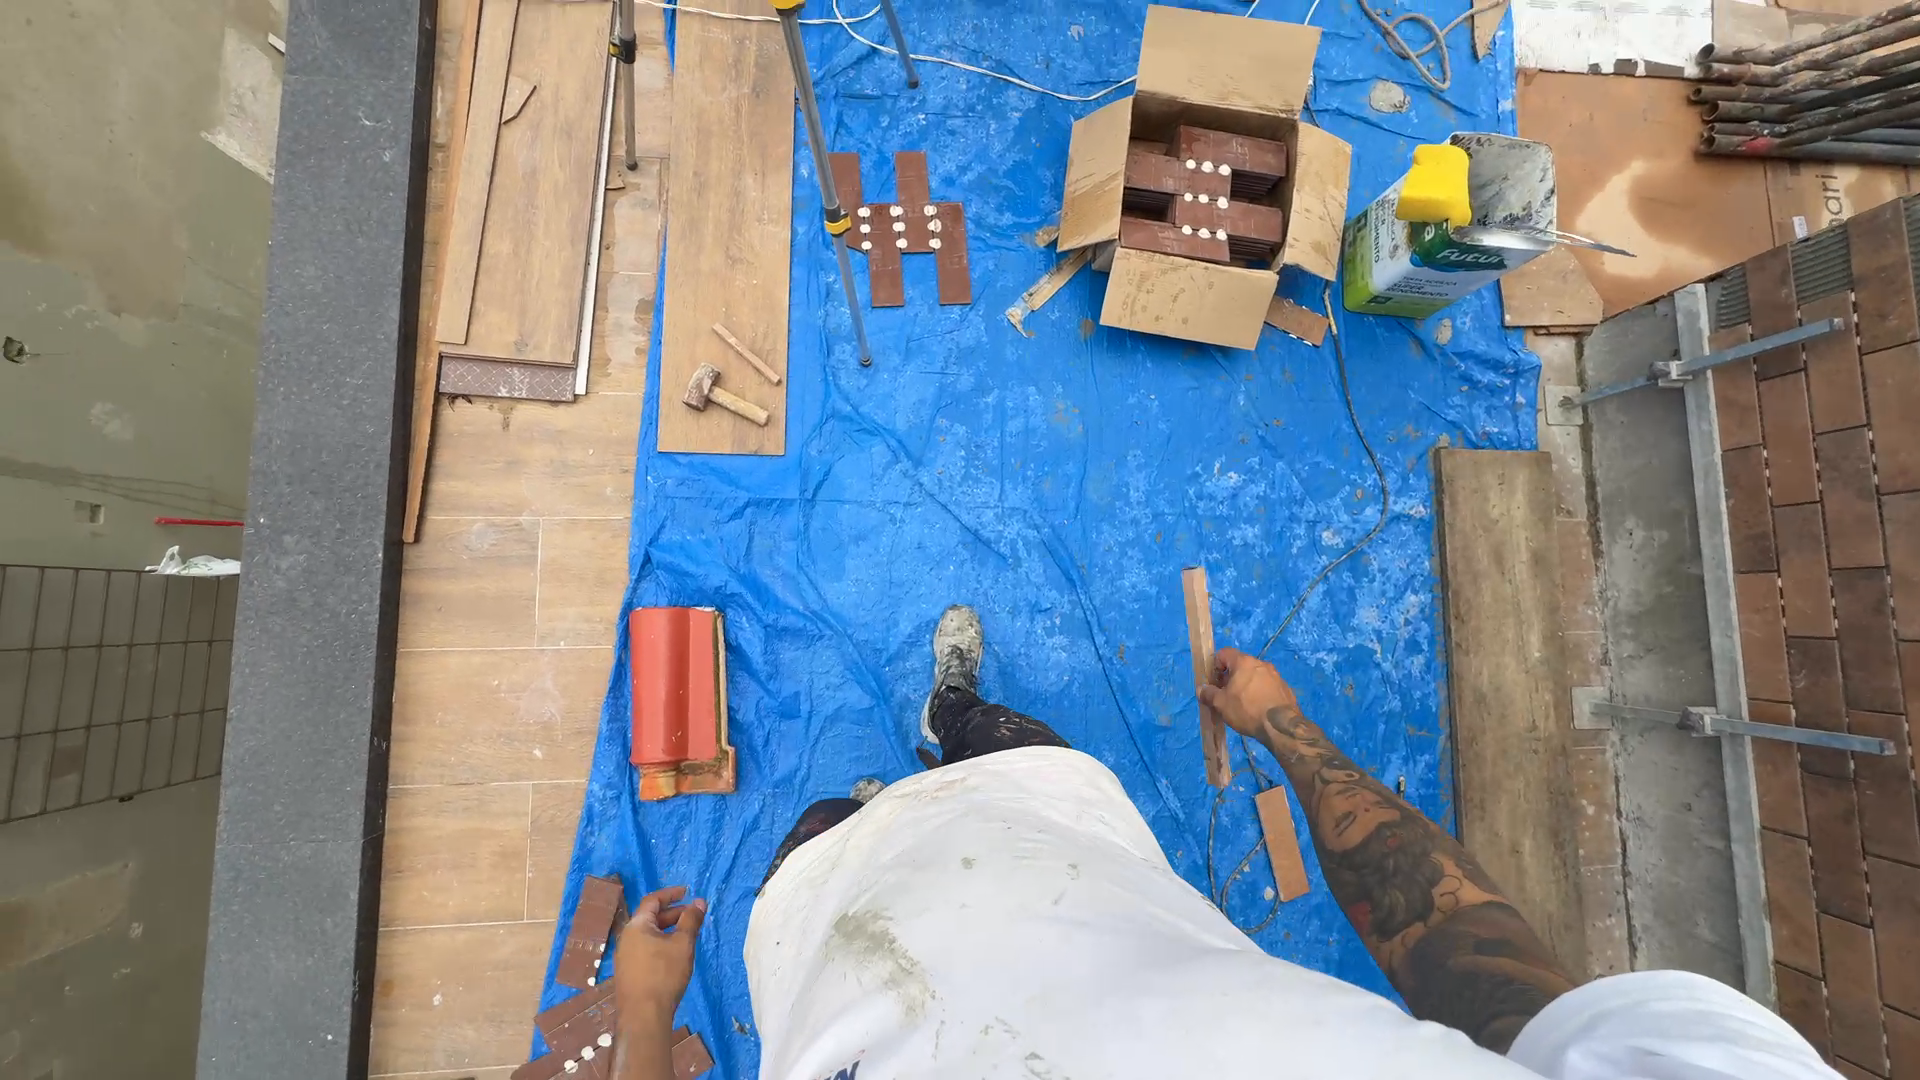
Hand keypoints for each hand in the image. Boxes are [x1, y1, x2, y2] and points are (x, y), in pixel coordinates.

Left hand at [614, 886, 705, 1023]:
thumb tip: (699, 901)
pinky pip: (645, 949)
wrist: (643, 1018)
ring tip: (687, 935)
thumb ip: (691, 919)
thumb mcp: (683, 943)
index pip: (652, 900)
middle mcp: (626, 939)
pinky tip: (675, 955)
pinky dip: (661, 944)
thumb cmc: (664, 974)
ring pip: (648, 935)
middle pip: (650, 917)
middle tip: (693, 916)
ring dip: (668, 930)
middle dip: (673, 913)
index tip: (687, 892)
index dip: (671, 893)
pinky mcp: (628, 974)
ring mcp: (625, 958)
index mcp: (636, 927)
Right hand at [1199, 647, 1298, 739]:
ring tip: (1242, 704)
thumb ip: (1208, 693)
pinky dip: (1259, 693)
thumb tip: (1201, 689)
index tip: (1214, 682)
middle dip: (1230, 678)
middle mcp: (1261, 664)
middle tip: (1226, 695)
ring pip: (1254, 676)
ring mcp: (1275, 675)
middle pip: (1240, 665)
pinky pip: (1267, 686)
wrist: (1281, 726)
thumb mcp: (1220, 703)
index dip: (1215, 665)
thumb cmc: (1247, 710)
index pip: (1224, 653)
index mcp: (1244, 662)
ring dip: (1245, 685)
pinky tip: (1258, 709)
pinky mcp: (1285, 688)